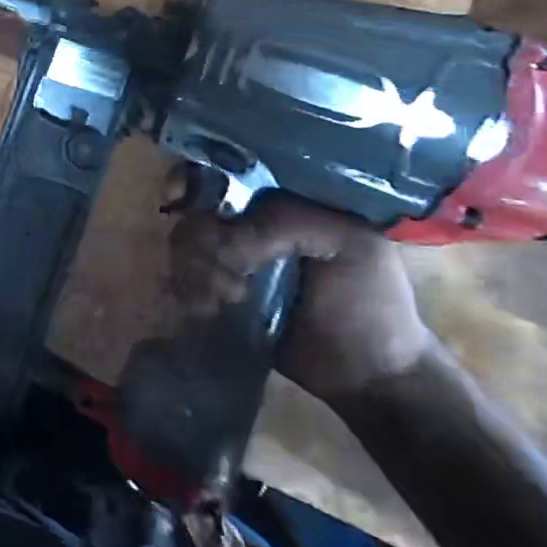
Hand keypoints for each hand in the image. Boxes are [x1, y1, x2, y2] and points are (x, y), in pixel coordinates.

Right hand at [169, 192, 435, 403]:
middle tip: (229, 274)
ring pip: (183, 242)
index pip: (224, 170)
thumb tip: (222, 236)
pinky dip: (190, 290)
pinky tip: (213, 308)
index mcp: (283, 198)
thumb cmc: (370, 302)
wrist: (369, 376)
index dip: (194, 178)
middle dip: (201, 239)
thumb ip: (285, 219)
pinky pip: (181, 277)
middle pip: (195, 208)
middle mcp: (249, 221)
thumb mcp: (347, 242)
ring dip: (200, 270)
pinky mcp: (214, 291)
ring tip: (230, 298)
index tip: (176, 196)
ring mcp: (228, 257)